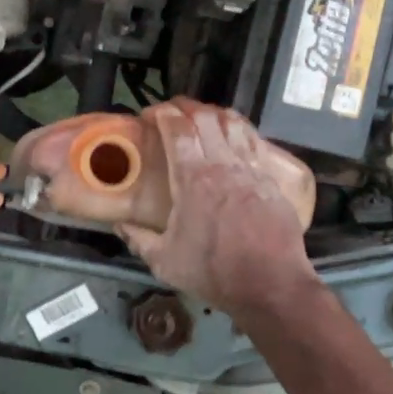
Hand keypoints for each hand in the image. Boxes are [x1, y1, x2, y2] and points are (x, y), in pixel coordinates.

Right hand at [118, 102, 318, 316]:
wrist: (271, 286)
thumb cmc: (212, 271)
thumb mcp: (163, 261)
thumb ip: (138, 238)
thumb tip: (119, 225)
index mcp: (193, 179)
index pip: (178, 128)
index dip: (162, 113)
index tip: (148, 115)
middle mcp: (224, 165)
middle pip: (207, 117)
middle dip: (186, 107)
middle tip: (171, 111)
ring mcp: (252, 170)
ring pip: (235, 124)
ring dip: (214, 114)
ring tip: (201, 117)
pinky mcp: (272, 181)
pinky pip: (255, 142)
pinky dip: (240, 131)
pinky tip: (233, 139)